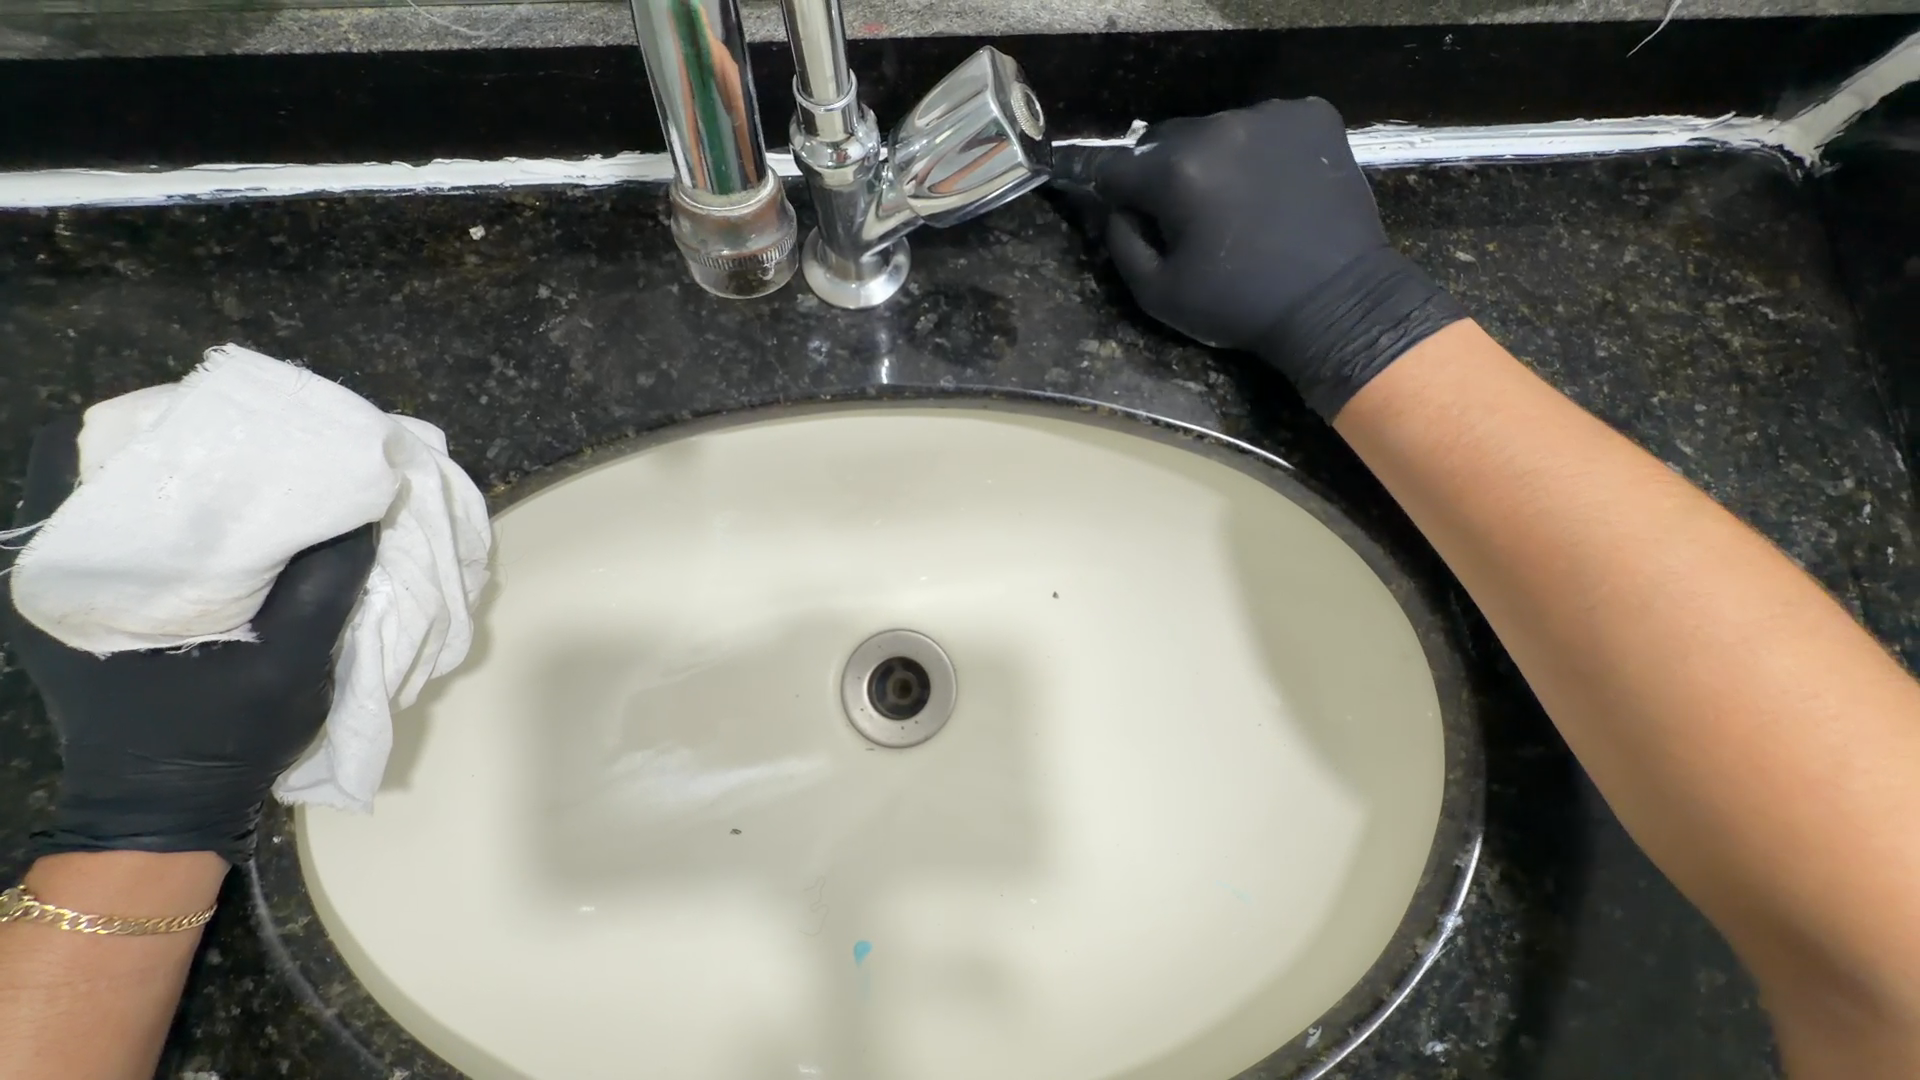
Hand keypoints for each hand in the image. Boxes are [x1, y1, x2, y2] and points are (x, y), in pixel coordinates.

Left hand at [1, 418, 376, 863]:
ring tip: (273, 472)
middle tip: (276, 440)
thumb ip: (330, 575)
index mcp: (72, 571)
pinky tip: (251, 522)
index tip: (243, 417)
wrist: (167, 806)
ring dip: (200, 480)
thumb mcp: (293, 652)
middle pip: (108, 466)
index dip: (161, 417)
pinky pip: (142, 534)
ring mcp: (71, 588)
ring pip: (129, 498)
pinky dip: (197, 516)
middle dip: (193, 442)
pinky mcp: (98, 605)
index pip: (84, 450)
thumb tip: (366, 501)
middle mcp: (53, 567)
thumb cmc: (220, 732)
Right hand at [1052, 98, 1467, 417]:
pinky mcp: (1311, 115)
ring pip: (1214, 130)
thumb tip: (1115, 208)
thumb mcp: (1157, 293)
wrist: (1334, 301)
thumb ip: (1121, 243)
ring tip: (1230, 202)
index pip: (1116, 167)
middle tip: (1181, 215)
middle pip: (1164, 140)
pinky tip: (1268, 187)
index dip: (1109, 191)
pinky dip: (1255, 151)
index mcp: (1175, 172)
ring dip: (1209, 160)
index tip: (1118, 208)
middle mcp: (1219, 128)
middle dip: (1162, 174)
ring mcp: (1269, 115)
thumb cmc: (1237, 305)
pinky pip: (1262, 125)